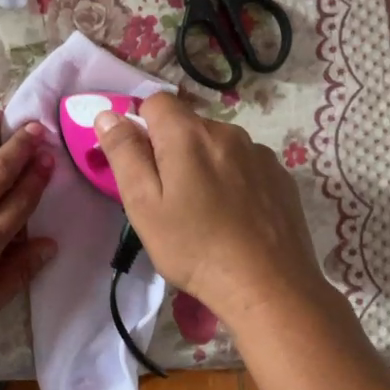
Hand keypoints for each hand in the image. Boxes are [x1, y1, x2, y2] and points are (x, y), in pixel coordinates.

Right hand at [94, 92, 334, 328]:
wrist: (268, 287)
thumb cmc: (193, 246)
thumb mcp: (143, 203)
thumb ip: (124, 153)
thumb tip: (108, 115)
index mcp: (188, 135)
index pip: (156, 102)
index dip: (140, 126)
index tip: (139, 165)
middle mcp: (227, 132)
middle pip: (187, 125)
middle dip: (170, 148)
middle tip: (165, 197)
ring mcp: (259, 155)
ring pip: (216, 145)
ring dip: (202, 163)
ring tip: (201, 209)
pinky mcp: (281, 178)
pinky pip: (243, 164)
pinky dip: (231, 179)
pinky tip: (231, 216)